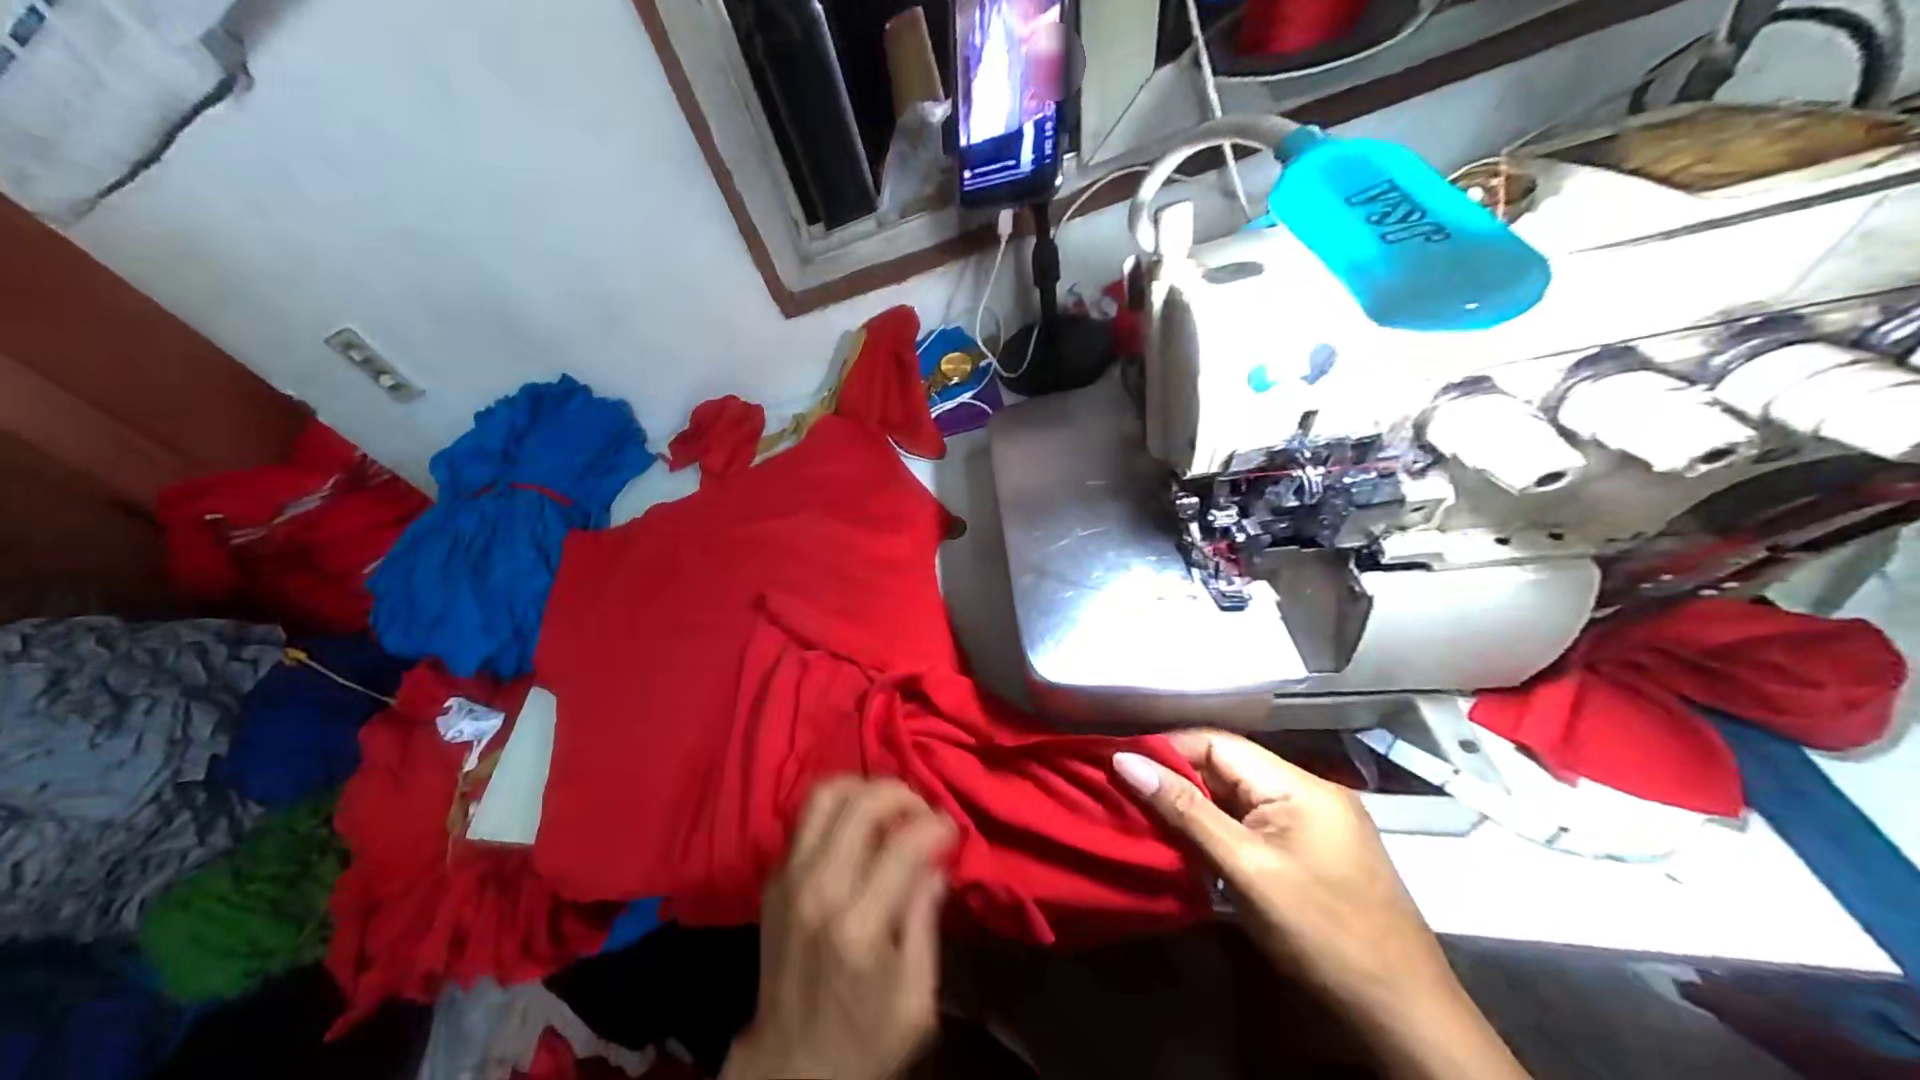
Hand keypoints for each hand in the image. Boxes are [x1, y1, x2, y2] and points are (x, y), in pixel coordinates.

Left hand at [723, 778, 955, 1079]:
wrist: (789, 1067)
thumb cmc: (864, 1038)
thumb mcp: (916, 997)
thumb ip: (926, 920)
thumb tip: (936, 862)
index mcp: (858, 925)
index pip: (904, 844)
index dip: (936, 825)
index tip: (951, 829)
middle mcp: (818, 889)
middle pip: (861, 804)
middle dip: (902, 794)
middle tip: (923, 811)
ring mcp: (788, 879)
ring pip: (825, 795)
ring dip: (865, 789)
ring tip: (890, 808)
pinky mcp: (773, 879)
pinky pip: (806, 819)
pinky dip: (839, 810)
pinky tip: (859, 829)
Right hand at [1113, 732, 1528, 1079]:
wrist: (1404, 1015)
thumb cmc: (1323, 934)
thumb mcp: (1246, 869)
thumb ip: (1185, 811)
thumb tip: (1125, 760)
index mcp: (1299, 785)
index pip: (1219, 743)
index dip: (1167, 748)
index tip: (1119, 762)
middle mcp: (1307, 792)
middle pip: (1227, 768)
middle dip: (1175, 778)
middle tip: (1122, 792)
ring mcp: (1312, 824)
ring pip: (1236, 797)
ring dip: (1192, 805)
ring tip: (1141, 814)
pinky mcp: (1310, 852)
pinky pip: (1250, 824)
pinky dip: (1216, 829)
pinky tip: (1185, 843)